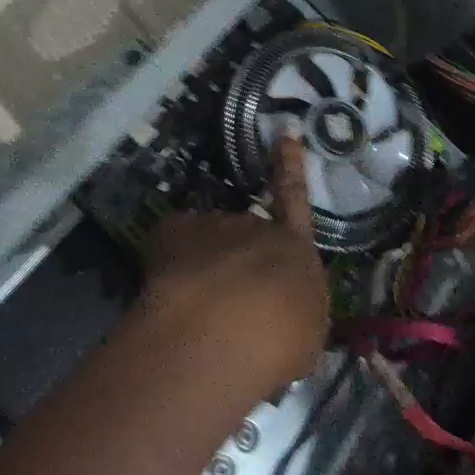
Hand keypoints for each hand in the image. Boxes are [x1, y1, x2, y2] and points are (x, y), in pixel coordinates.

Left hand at [140, 136, 328, 388]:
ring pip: (206, 243)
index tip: (285, 134)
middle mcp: (254, 227)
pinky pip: (172, 243)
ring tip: (196, 313)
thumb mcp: (305, 334)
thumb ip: (291, 312)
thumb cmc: (281, 340)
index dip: (289, 167)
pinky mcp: (174, 232)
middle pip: (244, 238)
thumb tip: (275, 318)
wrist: (228, 329)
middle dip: (236, 265)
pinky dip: (169, 263)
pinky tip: (169, 294)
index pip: (294, 200)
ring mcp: (212, 225)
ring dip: (202, 267)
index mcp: (295, 251)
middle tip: (227, 311)